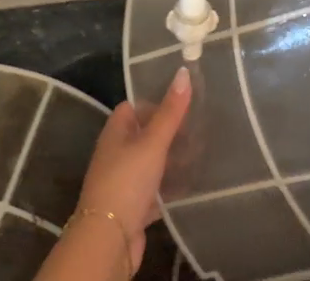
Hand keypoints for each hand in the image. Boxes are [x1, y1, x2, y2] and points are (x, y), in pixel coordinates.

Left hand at [75, 65, 192, 268]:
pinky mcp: (132, 206)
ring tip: (201, 153)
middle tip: (199, 129)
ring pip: (150, 163)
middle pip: (144, 135)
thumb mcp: (152, 142)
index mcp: (115, 132)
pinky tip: (190, 184)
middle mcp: (116, 154)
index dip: (155, 102)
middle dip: (169, 132)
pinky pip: (154, 190)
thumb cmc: (127, 181)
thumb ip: (170, 111)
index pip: (133, 107)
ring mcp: (123, 181)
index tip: (183, 103)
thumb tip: (183, 71)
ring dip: (171, 160)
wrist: (109, 239)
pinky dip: (169, 187)